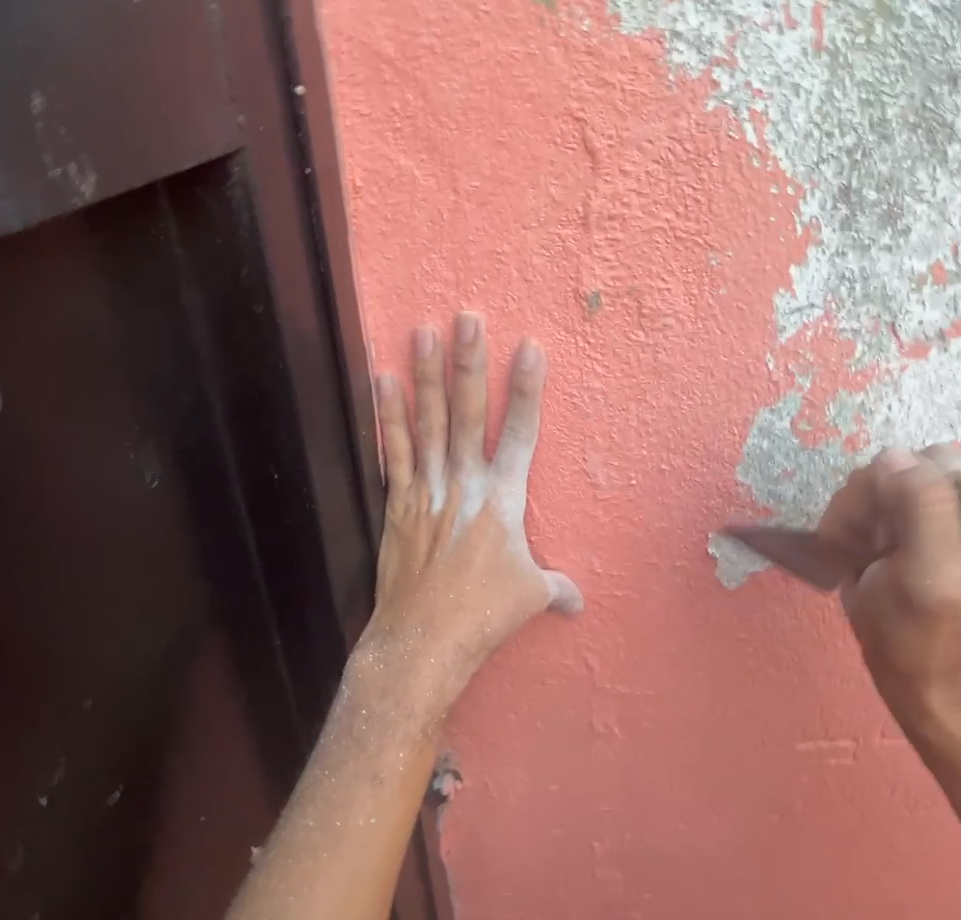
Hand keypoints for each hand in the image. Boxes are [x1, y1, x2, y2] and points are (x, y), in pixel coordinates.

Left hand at [355, 312, 582, 721]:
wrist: (423, 642)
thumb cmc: (483, 617)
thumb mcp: (529, 598)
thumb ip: (554, 587)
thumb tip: (577, 601)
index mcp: (504, 500)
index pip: (521, 433)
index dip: (526, 389)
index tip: (530, 348)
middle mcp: (465, 484)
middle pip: (468, 413)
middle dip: (470, 363)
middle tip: (468, 318)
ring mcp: (426, 491)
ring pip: (427, 422)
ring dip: (426, 375)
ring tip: (424, 331)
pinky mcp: (397, 505)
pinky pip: (392, 452)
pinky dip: (388, 416)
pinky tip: (383, 380)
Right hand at [816, 445, 960, 726]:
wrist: (909, 671)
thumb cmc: (926, 635)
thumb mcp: (932, 576)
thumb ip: (924, 509)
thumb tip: (894, 455)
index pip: (952, 466)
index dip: (911, 496)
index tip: (896, 543)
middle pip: (917, 463)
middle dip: (881, 502)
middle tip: (875, 549)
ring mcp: (959, 503)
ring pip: (889, 472)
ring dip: (862, 510)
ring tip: (865, 553)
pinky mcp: (927, 510)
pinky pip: (878, 486)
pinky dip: (858, 515)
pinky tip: (860, 548)